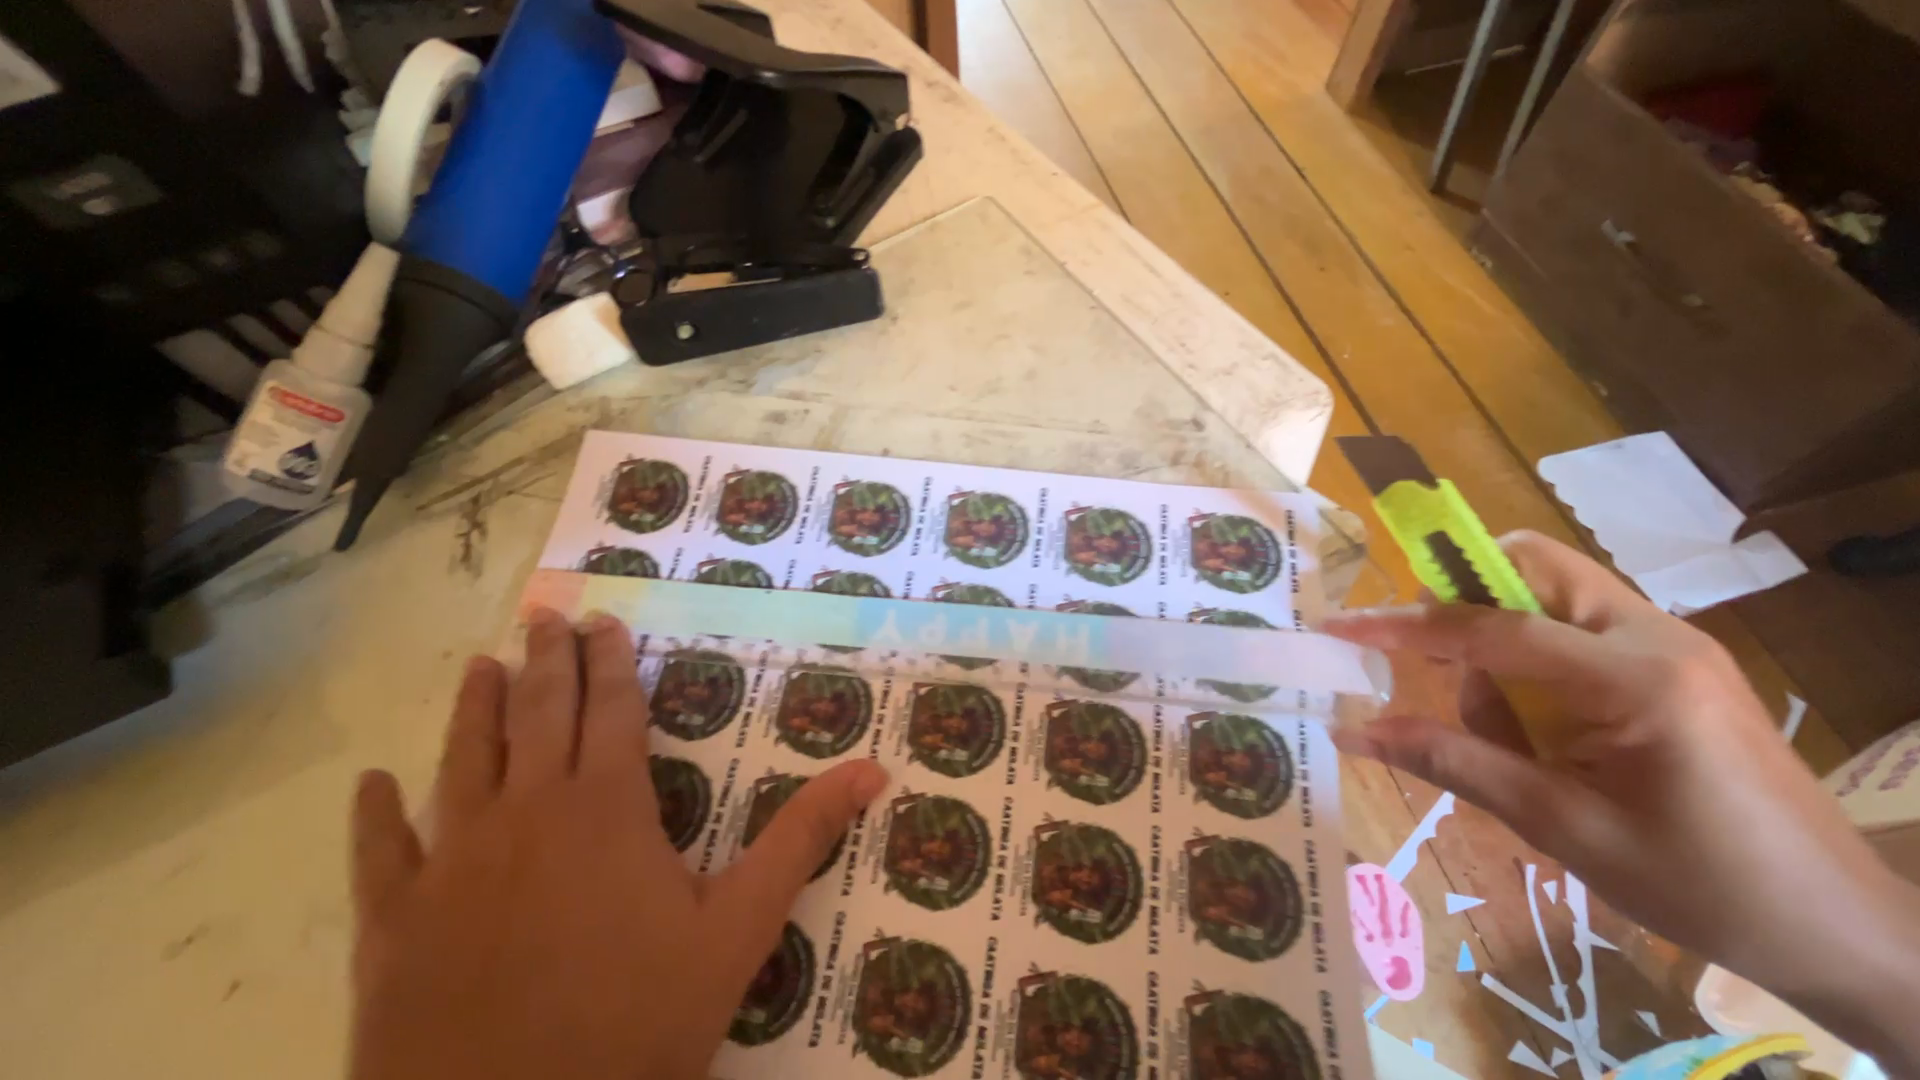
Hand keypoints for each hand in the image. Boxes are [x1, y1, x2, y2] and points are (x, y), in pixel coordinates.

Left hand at [348, 608, 888, 1079]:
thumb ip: (802, 838)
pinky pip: (379, 851)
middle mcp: (526, 812)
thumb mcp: (741, 927)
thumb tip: (872, 768)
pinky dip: (375, 813)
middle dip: (545, 662)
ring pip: (463, 760)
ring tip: (479, 664)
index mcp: (606, 808)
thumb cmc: (639, 1018)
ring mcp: (452, 861)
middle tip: (543, 616)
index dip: (608, 663)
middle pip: (536, 716)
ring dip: (472, 708)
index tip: (601, 621)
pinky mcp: (393, 921)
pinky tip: (373, 783)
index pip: (610, 711)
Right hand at [1324, 532, 1919, 1071]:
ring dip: (1502, 641)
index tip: (1339, 625)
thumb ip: (1455, 763)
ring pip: (1554, 594)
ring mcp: (1675, 646)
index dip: (1405, 625)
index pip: (1491, 627)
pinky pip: (1580, 631)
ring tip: (1509, 739)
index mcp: (1635, 678)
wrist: (1844, 930)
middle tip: (1426, 659)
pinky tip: (1543, 731)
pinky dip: (1536, 660)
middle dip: (1464, 595)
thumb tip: (1355, 731)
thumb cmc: (1701, 885)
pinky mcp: (1679, 666)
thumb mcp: (1562, 828)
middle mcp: (1657, 637)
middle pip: (1533, 566)